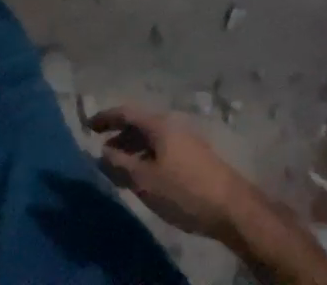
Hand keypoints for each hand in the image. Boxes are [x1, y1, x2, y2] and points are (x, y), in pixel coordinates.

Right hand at [87, 104, 258, 240]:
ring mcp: (190, 143)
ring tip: (125, 171)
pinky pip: (166, 152)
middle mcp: (174, 127)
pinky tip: (150, 179)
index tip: (87, 127)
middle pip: (140, 126)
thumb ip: (118, 164)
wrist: (238, 213)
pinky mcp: (200, 161)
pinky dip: (150, 159)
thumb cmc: (185, 191)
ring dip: (135, 151)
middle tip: (105, 154)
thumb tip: (100, 152)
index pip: (125, 112)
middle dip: (119, 138)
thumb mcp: (144, 180)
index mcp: (159, 125)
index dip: (104, 118)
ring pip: (154, 141)